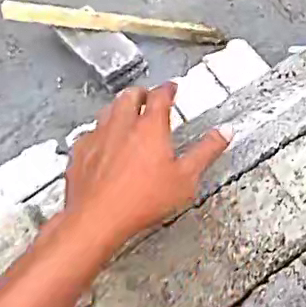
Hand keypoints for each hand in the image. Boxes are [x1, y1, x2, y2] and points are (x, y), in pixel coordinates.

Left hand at [62, 84, 226, 254]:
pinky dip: (99, 132)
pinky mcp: (81, 151)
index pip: (160, 96)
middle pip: (130, 96)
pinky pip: (90, 132)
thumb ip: (206, 151)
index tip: (171, 88)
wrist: (97, 218)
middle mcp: (122, 124)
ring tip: (127, 114)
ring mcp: (98, 136)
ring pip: (108, 110)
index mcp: (149, 127)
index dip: (168, 89)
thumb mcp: (185, 178)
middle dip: (142, 93)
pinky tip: (102, 142)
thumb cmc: (140, 200)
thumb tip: (224, 133)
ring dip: (119, 108)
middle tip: (149, 97)